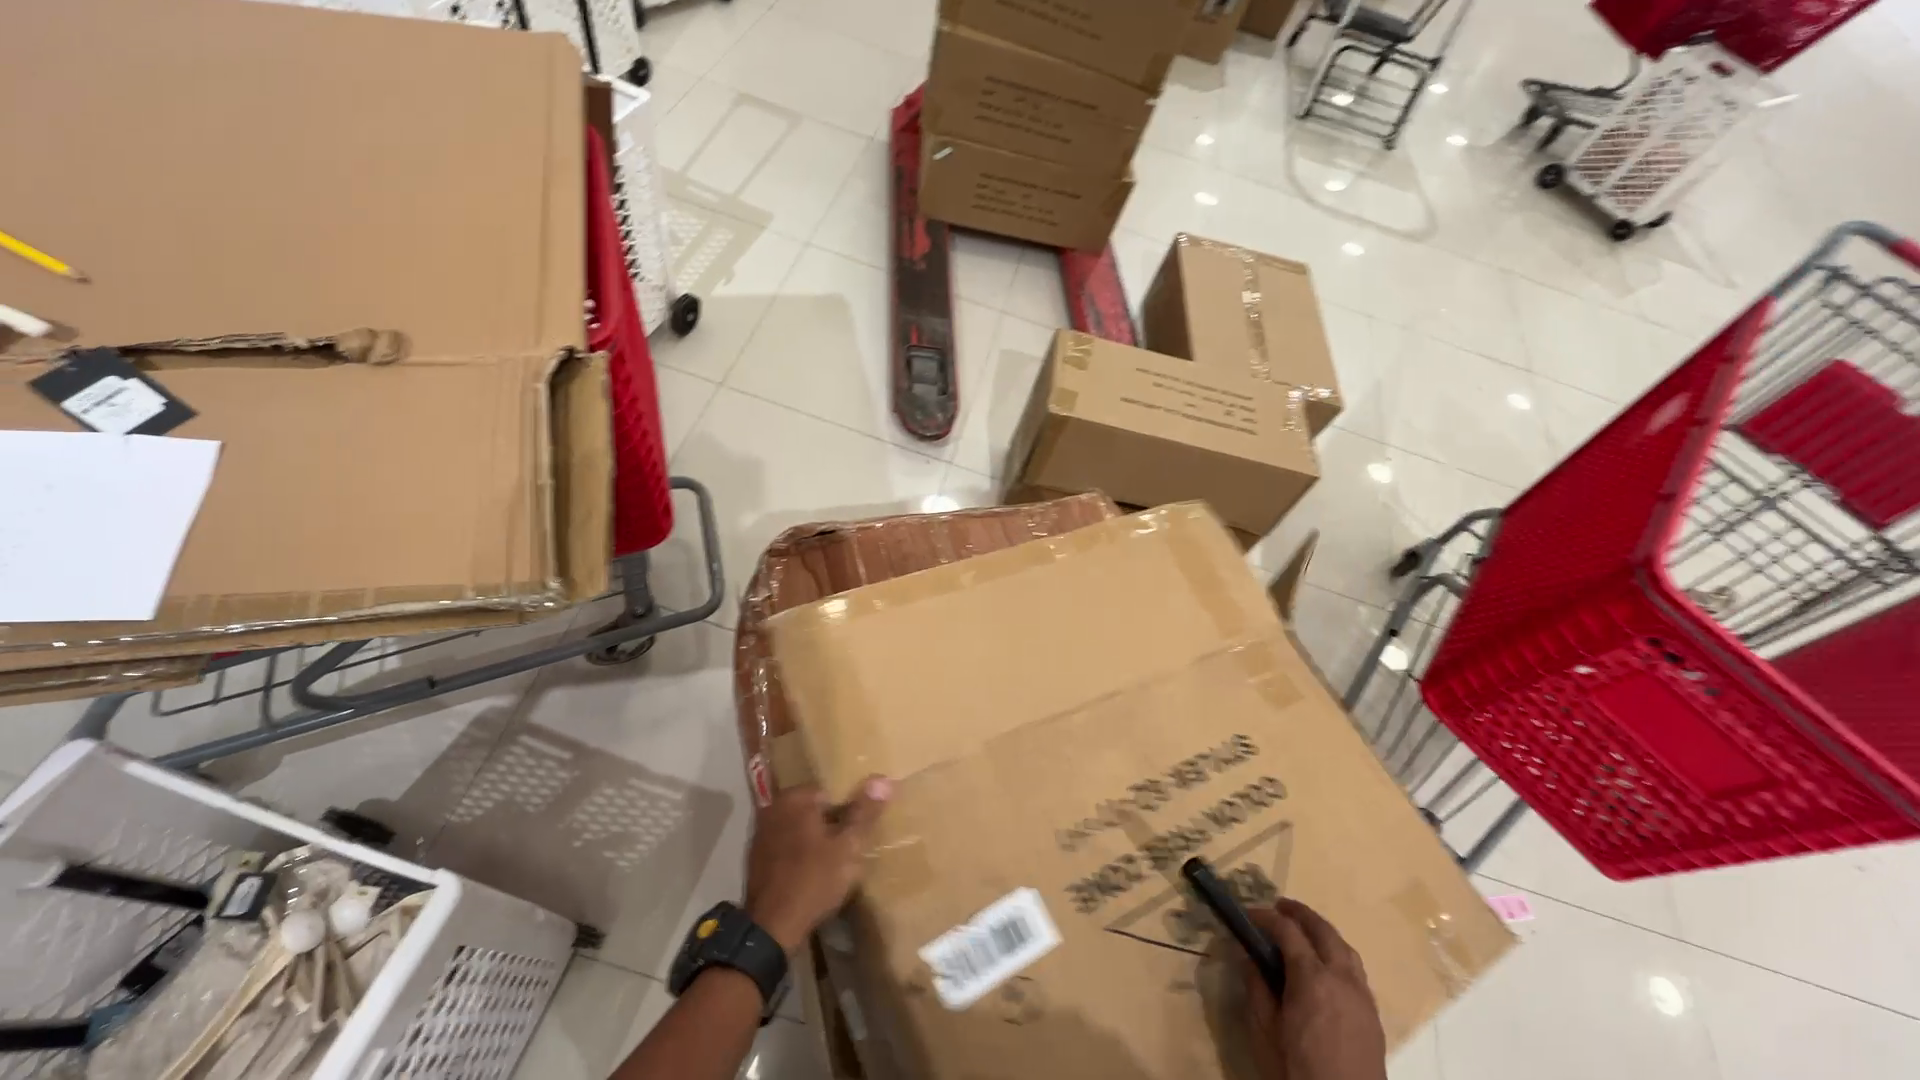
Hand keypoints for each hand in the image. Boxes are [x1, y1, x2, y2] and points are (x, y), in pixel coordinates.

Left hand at [744, 776, 891, 952]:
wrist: (771, 928)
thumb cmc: (813, 881)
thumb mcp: (847, 847)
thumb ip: (864, 812)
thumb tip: (883, 778)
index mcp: (794, 799)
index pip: (830, 790)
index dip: (850, 808)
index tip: (860, 828)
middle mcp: (773, 808)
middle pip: (813, 808)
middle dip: (832, 822)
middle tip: (852, 844)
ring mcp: (761, 834)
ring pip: (799, 827)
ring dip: (816, 838)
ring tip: (836, 860)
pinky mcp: (757, 858)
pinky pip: (787, 845)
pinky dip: (800, 853)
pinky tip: (813, 872)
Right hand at [1242, 899, 1388, 1079]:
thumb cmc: (1297, 1072)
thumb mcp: (1265, 1032)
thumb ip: (1257, 989)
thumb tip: (1248, 957)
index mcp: (1311, 979)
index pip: (1288, 931)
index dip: (1267, 917)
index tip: (1249, 914)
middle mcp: (1341, 978)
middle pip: (1323, 931)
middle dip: (1300, 913)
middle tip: (1279, 906)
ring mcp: (1362, 995)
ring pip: (1345, 948)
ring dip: (1323, 932)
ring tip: (1304, 931)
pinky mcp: (1372, 1014)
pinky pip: (1355, 969)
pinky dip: (1337, 954)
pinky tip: (1326, 967)